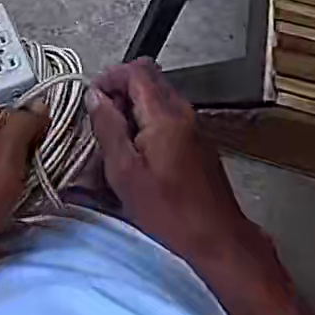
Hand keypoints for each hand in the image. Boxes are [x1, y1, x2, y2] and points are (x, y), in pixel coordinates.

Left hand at [0, 83, 46, 272]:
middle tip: (52, 113)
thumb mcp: (5, 153)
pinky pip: (0, 166)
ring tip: (50, 141)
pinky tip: (33, 174)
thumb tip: (37, 100)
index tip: (31, 77)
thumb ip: (20, 125)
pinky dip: (18, 164)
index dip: (3, 80)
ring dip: (21, 139)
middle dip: (19, 111)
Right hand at [89, 58, 268, 269]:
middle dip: (119, 89)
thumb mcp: (124, 170)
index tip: (94, 101)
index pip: (135, 70)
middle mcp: (184, 113)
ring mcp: (194, 127)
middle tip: (103, 118)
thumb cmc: (169, 211)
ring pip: (156, 94)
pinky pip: (166, 114)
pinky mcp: (197, 142)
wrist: (220, 244)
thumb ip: (107, 126)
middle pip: (148, 77)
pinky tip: (137, 150)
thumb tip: (95, 97)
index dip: (109, 78)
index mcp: (165, 116)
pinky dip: (146, 120)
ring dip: (131, 106)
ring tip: (116, 137)